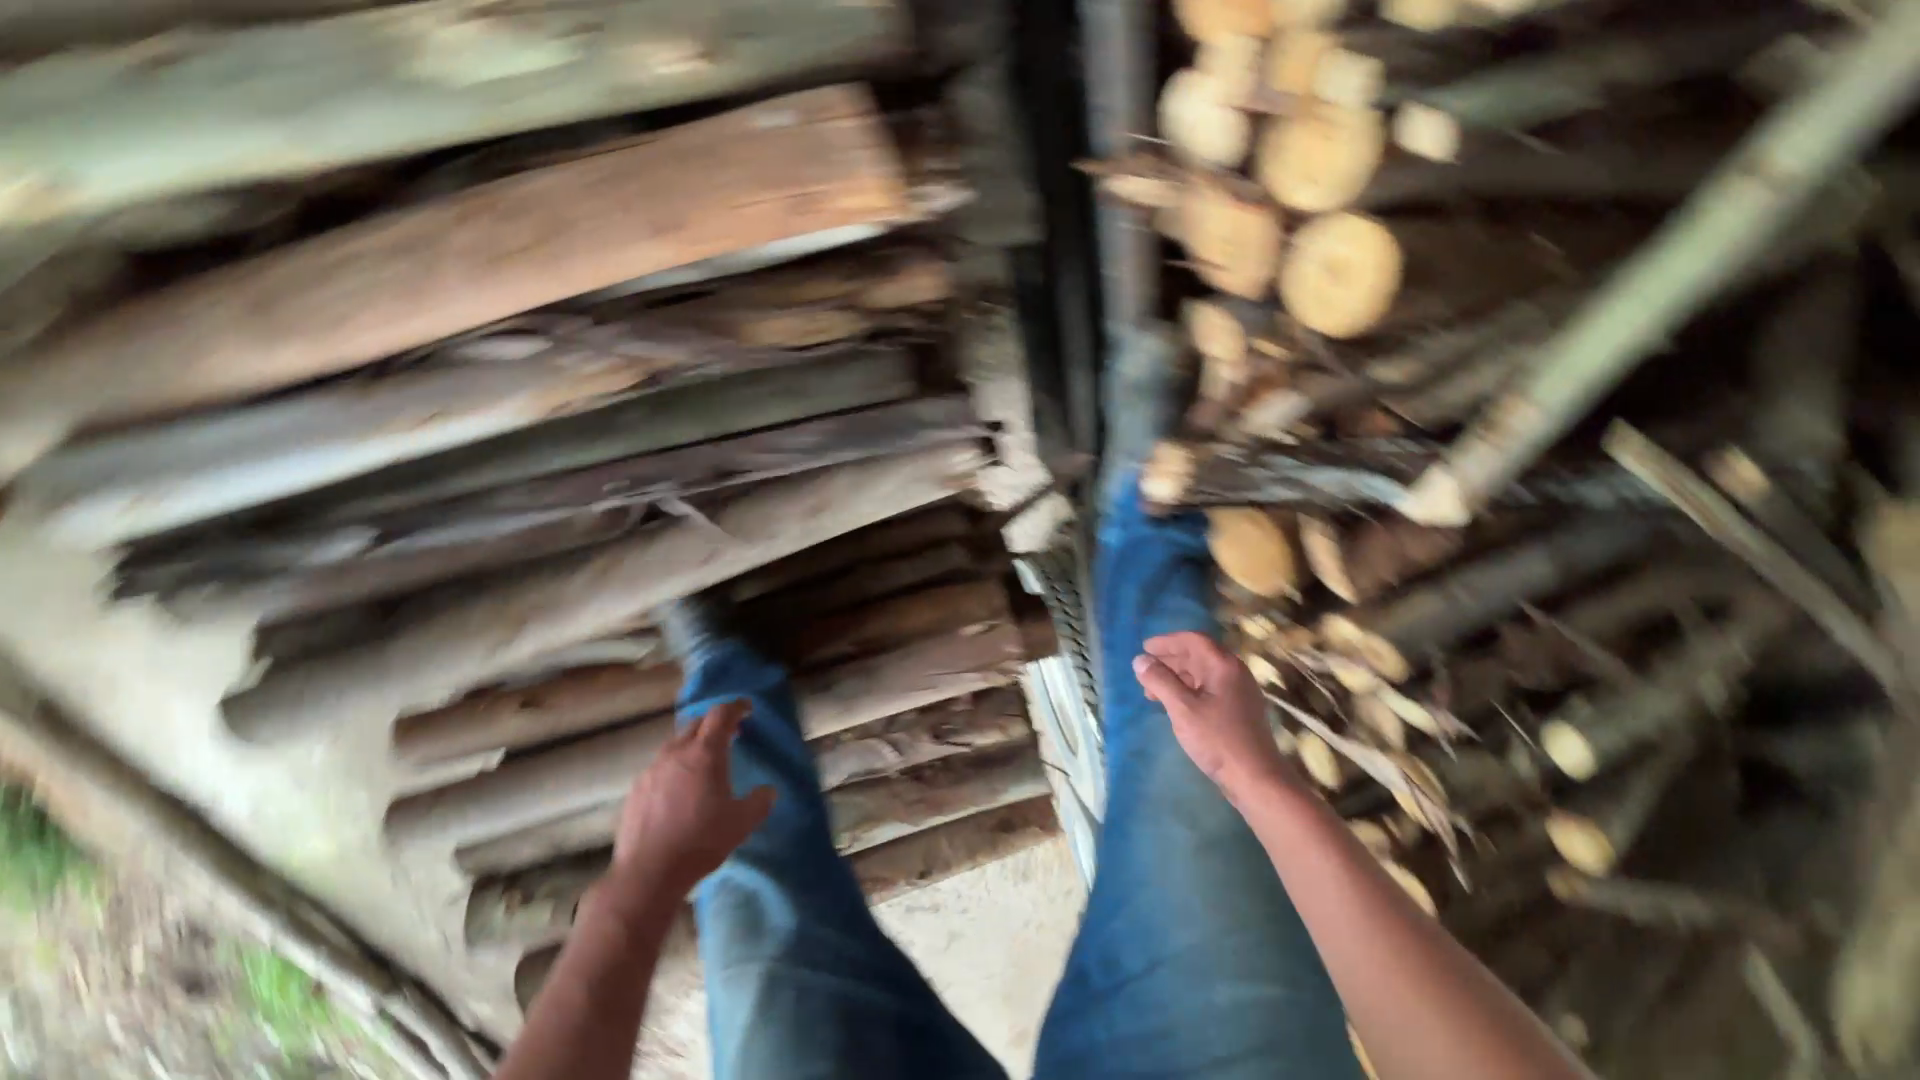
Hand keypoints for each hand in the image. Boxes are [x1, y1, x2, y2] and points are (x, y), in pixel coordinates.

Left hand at [606, 700, 775, 906]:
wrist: (649, 872)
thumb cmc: (701, 841)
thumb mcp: (742, 823)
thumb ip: (760, 802)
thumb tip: (767, 791)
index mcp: (705, 754)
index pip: (721, 714)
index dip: (736, 707)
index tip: (747, 709)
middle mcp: (675, 753)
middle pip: (695, 724)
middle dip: (713, 723)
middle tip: (729, 735)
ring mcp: (651, 770)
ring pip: (674, 744)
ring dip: (692, 745)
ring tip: (703, 763)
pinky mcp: (636, 790)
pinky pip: (659, 767)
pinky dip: (674, 768)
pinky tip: (678, 791)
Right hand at [1133, 632, 1296, 799]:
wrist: (1255, 777)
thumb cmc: (1217, 739)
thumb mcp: (1182, 708)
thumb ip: (1159, 681)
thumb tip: (1140, 660)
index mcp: (1224, 666)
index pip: (1194, 640)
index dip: (1167, 641)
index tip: (1144, 647)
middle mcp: (1235, 672)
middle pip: (1199, 655)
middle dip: (1170, 660)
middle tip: (1145, 670)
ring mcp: (1239, 692)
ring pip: (1203, 674)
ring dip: (1177, 677)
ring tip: (1153, 691)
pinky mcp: (1239, 710)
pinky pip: (1210, 689)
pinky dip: (1189, 690)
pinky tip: (1176, 705)